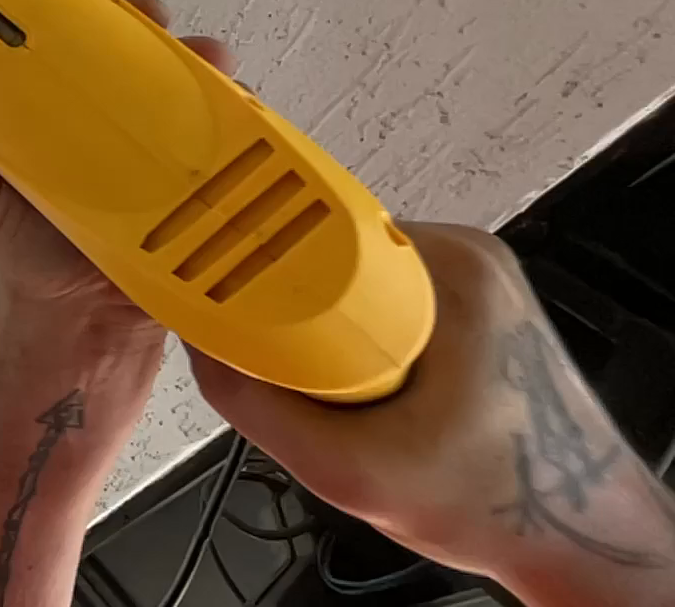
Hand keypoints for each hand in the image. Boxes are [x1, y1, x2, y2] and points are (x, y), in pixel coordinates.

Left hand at [0, 0, 236, 335]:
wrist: (77, 316)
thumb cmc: (13, 242)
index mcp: (34, 98)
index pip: (48, 27)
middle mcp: (92, 104)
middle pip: (119, 36)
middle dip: (132, 14)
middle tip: (140, 16)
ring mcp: (144, 132)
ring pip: (174, 67)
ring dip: (188, 49)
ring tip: (195, 55)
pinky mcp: (189, 164)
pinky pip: (218, 120)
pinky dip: (229, 101)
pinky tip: (228, 100)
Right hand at [188, 223, 674, 602]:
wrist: (582, 539)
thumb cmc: (498, 507)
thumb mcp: (348, 472)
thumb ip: (250, 405)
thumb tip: (196, 342)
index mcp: (446, 272)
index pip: (299, 238)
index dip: (244, 269)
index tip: (214, 303)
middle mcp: (453, 256)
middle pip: (306, 254)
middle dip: (274, 307)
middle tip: (288, 375)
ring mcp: (454, 272)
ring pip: (323, 273)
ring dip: (303, 321)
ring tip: (327, 384)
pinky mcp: (448, 292)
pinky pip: (351, 288)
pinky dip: (329, 327)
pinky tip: (345, 376)